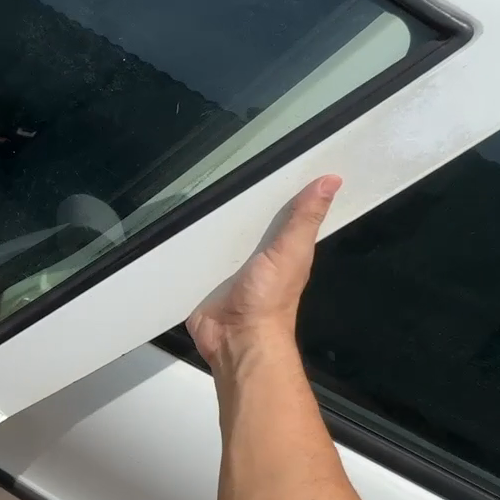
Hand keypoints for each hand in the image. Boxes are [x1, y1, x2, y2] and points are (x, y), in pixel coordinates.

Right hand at [185, 175, 339, 372]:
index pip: (281, 213)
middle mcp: (254, 256)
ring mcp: (225, 269)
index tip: (269, 162)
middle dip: (232, 205)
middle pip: (243, 224)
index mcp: (280, 248)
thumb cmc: (269, 298)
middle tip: (215, 173)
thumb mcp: (290, 253)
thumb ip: (304, 220)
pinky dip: (183, 247)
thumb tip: (331, 179)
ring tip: (186, 194)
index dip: (278, 191)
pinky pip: (191, 258)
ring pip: (214, 240)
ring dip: (203, 225)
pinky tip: (168, 229)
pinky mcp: (200, 279)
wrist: (234, 337)